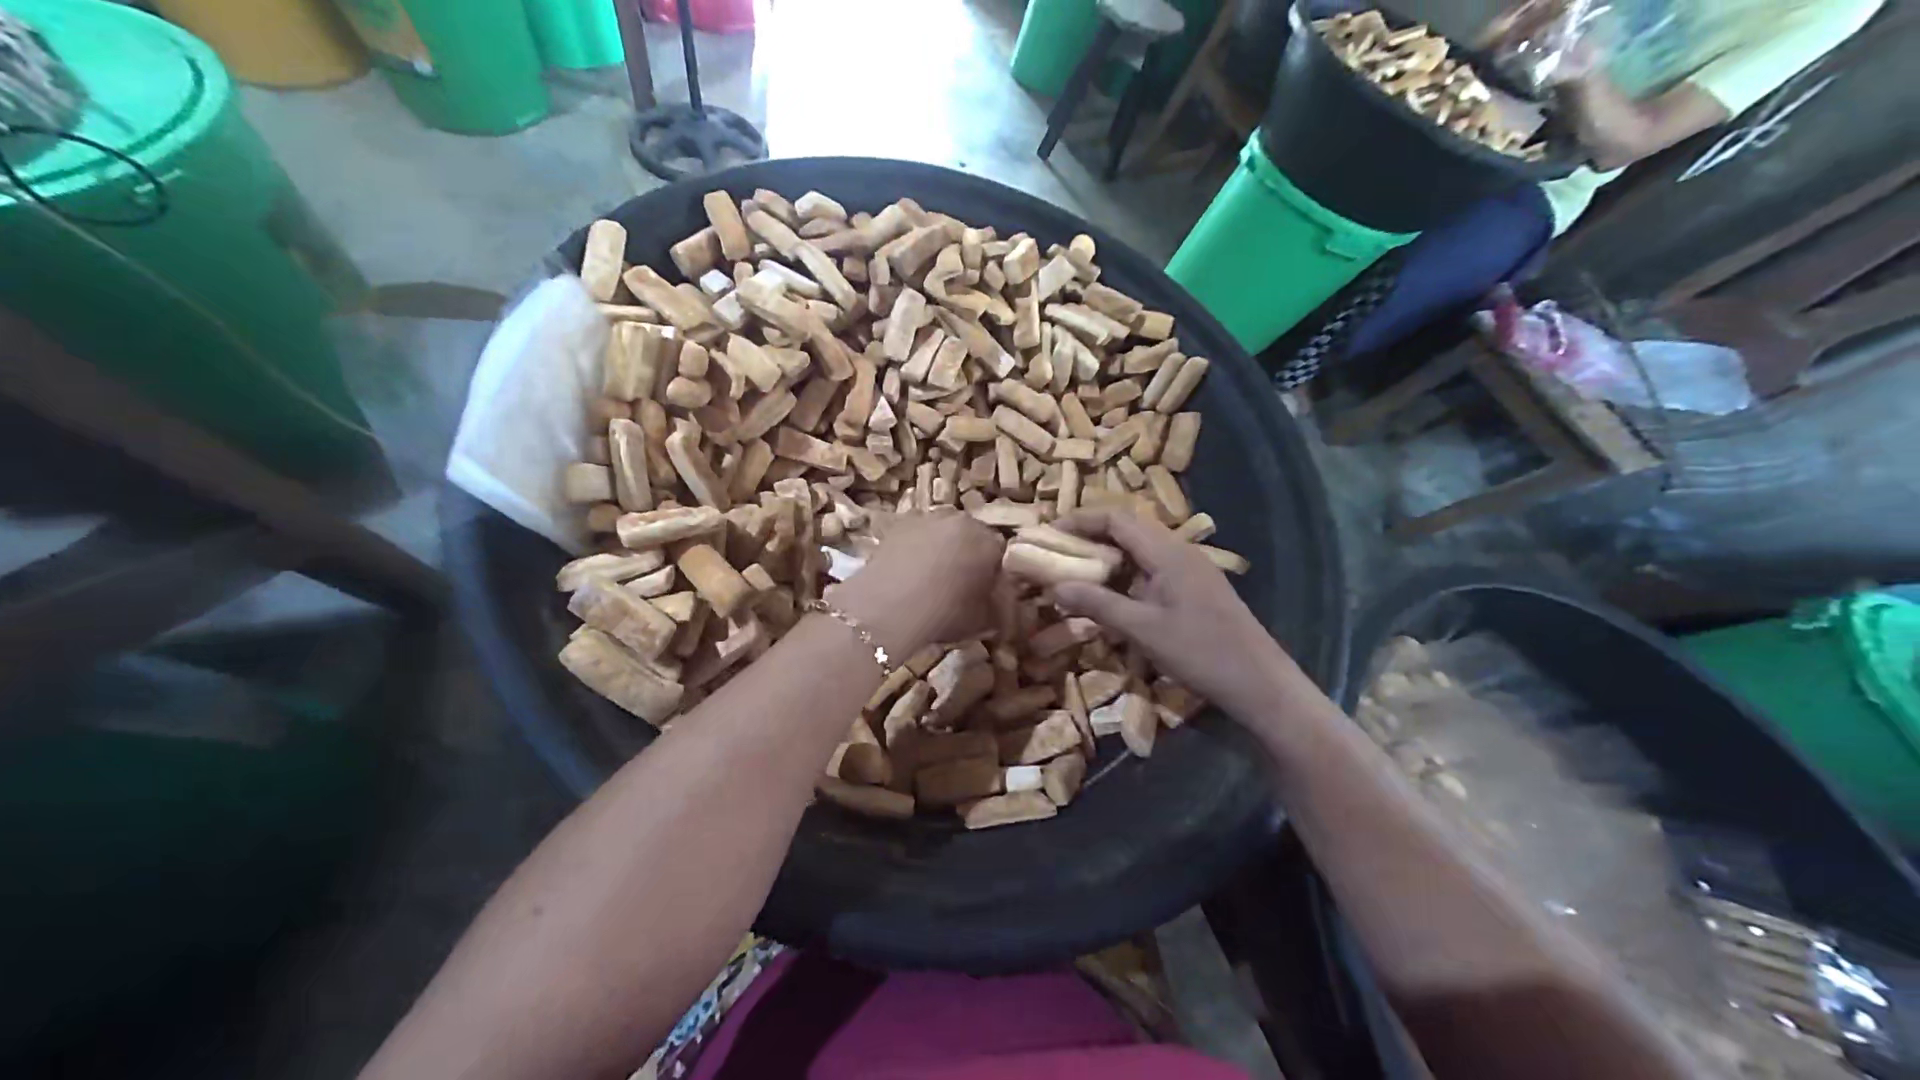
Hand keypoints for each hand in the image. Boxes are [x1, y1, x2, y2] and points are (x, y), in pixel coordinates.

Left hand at [828, 511, 1003, 659]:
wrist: (890, 606)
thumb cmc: (946, 613)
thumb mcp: (983, 620)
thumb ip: (995, 606)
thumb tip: (994, 604)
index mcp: (989, 541)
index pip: (998, 554)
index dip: (991, 575)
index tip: (983, 593)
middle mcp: (961, 521)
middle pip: (970, 536)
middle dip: (967, 555)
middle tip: (958, 583)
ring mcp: (928, 518)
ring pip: (941, 532)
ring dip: (941, 548)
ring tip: (930, 577)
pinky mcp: (898, 524)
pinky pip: (914, 535)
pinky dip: (915, 548)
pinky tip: (908, 570)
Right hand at [1050, 511, 1304, 713]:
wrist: (1259, 682)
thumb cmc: (1200, 652)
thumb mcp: (1142, 629)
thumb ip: (1098, 603)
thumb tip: (1054, 586)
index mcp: (1167, 553)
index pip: (1117, 518)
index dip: (1081, 520)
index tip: (1050, 533)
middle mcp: (1179, 552)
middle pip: (1128, 528)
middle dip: (1090, 535)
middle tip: (1058, 553)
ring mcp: (1190, 569)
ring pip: (1140, 549)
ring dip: (1108, 555)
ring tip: (1077, 572)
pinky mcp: (1195, 588)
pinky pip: (1152, 568)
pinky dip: (1126, 573)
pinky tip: (1113, 596)